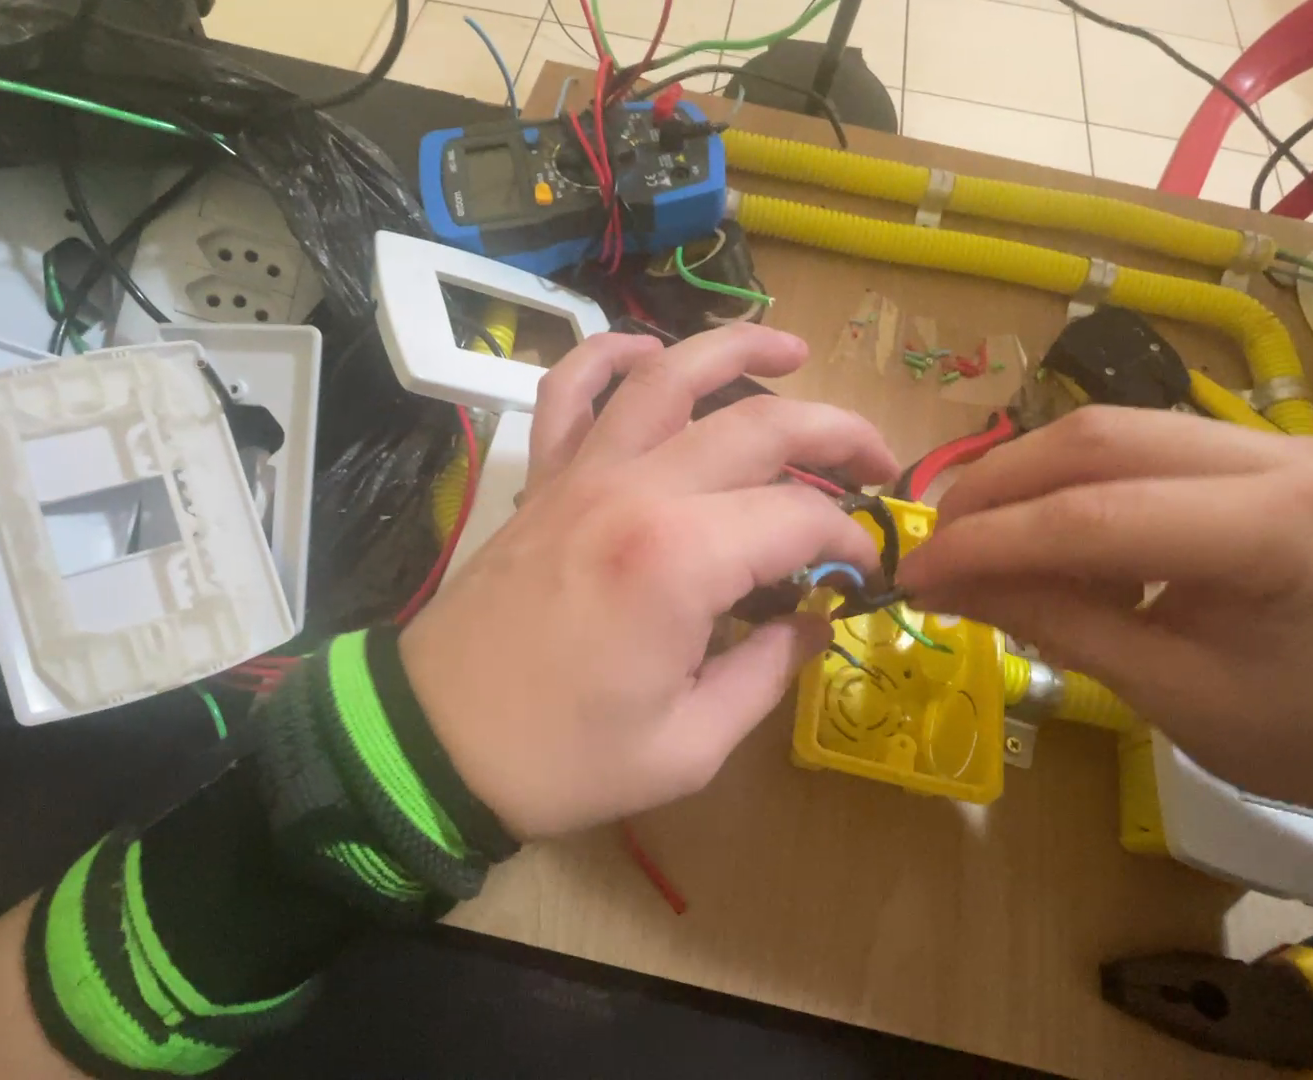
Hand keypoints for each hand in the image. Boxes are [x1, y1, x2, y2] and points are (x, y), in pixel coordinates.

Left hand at [400, 326, 899, 839]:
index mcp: (681, 560)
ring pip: (668, 377)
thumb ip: (766, 672)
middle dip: (836, 434)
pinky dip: (608, 355)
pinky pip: (569, 391)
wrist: (434, 743)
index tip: (866, 573)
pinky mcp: (542, 480)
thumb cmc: (561, 757)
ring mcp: (581, 474)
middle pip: (758, 426)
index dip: (851, 541)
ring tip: (792, 349)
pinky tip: (648, 353)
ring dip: (737, 349)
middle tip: (877, 462)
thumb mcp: (688, 745)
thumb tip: (814, 620)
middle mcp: (637, 491)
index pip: (800, 520)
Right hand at [895, 407, 1312, 825]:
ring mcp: (1290, 444)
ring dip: (1028, 484)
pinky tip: (1062, 543)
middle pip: (1098, 441)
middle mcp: (1297, 455)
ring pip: (1112, 432)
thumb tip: (941, 583)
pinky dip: (1075, 491)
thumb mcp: (1167, 693)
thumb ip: (1050, 622)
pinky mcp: (1274, 454)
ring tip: (986, 545)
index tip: (910, 573)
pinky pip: (1144, 452)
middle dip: (994, 491)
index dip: (984, 543)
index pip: (1094, 516)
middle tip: (936, 545)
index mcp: (1294, 529)